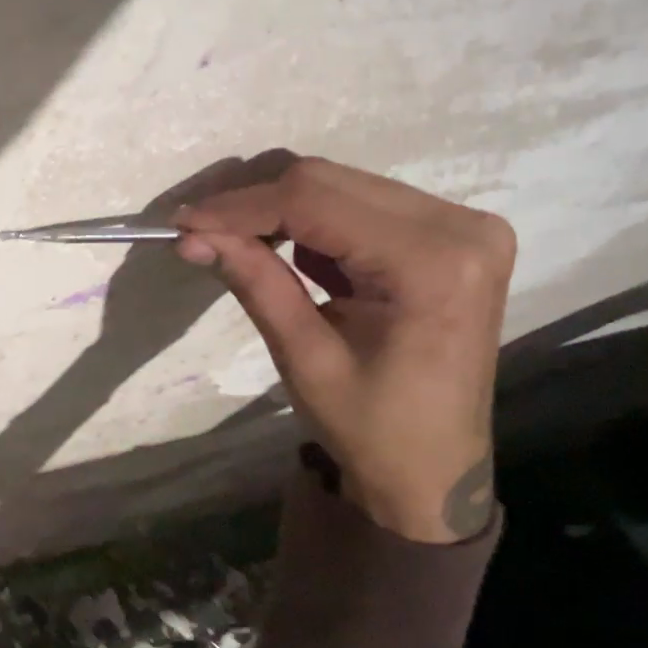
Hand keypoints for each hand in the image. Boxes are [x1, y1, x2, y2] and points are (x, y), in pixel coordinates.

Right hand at [175, 152, 515, 543]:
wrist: (433, 466)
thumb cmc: (370, 425)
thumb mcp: (303, 356)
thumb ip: (255, 283)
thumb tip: (193, 236)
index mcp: (433, 264)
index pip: (316, 204)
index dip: (241, 208)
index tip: (182, 223)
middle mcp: (461, 227)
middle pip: (331, 182)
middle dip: (255, 203)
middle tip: (198, 232)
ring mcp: (464, 226)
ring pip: (343, 186)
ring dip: (280, 209)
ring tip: (231, 243)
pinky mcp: (452, 235)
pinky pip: (363, 205)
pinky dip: (312, 223)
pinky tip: (283, 252)